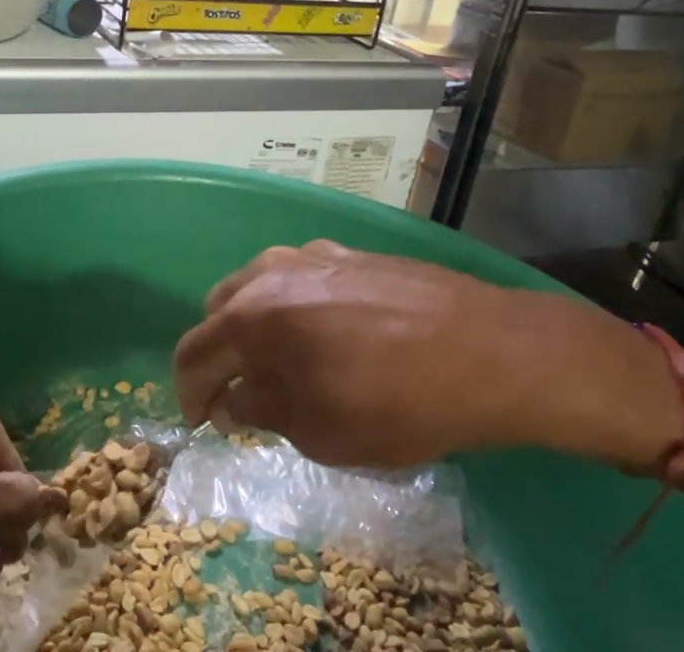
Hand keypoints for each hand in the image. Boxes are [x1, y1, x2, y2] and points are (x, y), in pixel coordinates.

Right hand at [172, 241, 674, 470]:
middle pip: (219, 311)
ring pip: (259, 289)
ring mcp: (312, 255)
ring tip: (283, 364)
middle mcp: (271, 273)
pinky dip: (293, 310)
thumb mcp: (320, 431)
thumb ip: (262, 411)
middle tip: (239, 394)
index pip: (194, 353)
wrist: (493, 352)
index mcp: (251, 315)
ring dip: (255, 327)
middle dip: (221, 355)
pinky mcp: (350, 253)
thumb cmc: (398, 404)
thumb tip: (233, 401)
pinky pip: (300, 281)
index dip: (189, 393)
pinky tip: (327, 338)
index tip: (200, 422)